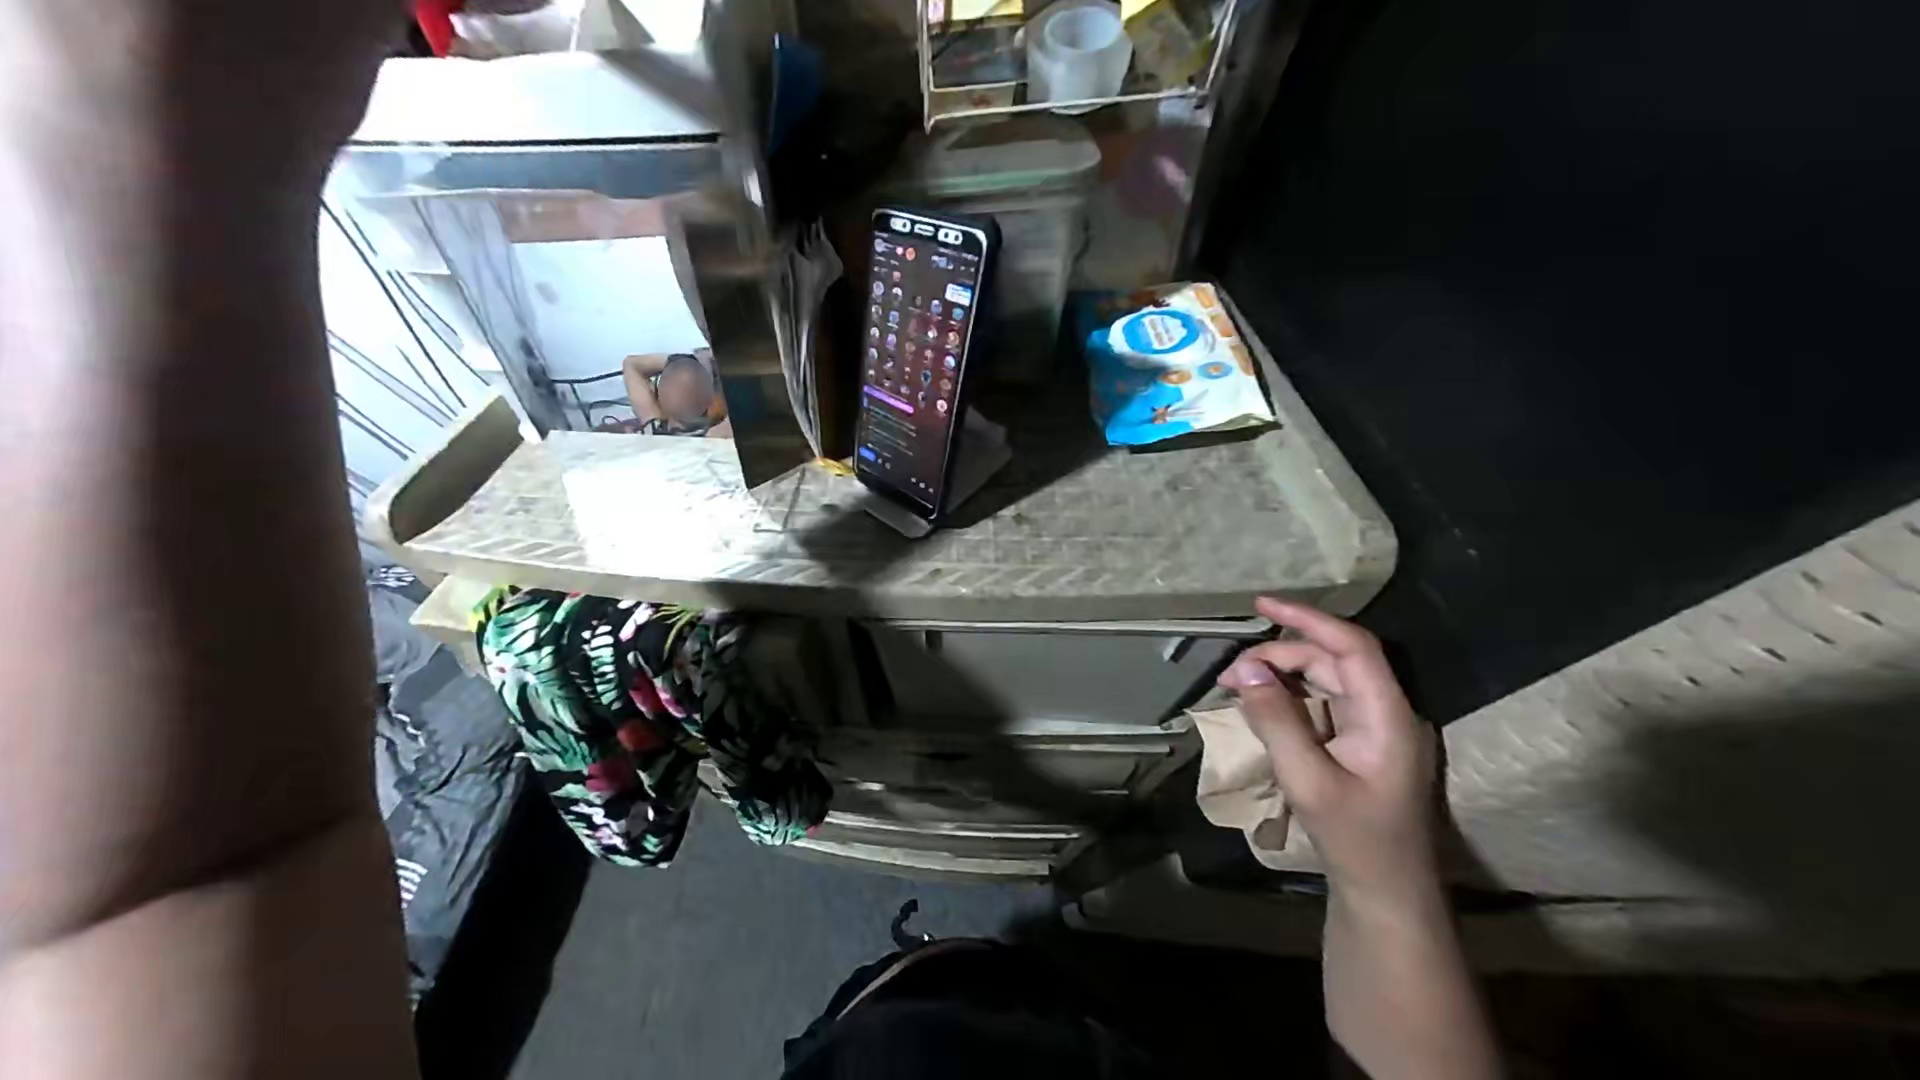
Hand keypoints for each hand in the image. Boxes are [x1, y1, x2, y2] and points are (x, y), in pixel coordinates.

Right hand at [1218, 597, 1440, 907]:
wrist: (1385, 892)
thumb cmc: (1355, 840)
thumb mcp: (1308, 781)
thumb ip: (1276, 721)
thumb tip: (1245, 670)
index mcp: (1387, 716)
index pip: (1351, 647)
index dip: (1308, 619)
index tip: (1262, 605)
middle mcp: (1384, 711)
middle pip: (1332, 660)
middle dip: (1279, 655)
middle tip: (1231, 673)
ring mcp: (1373, 727)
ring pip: (1324, 678)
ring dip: (1280, 674)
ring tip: (1236, 686)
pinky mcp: (1359, 741)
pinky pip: (1321, 701)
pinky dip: (1287, 695)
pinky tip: (1259, 703)